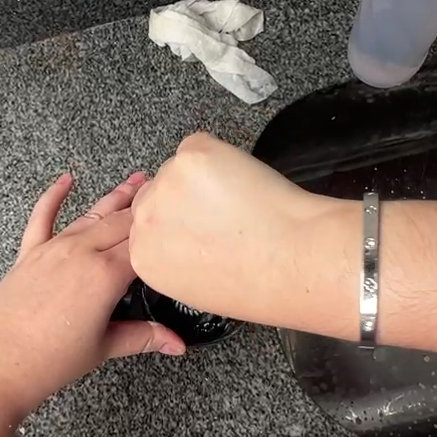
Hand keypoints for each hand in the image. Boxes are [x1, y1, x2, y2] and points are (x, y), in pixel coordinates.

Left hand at [0, 171, 184, 416]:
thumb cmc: (47, 361)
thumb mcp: (104, 347)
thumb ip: (144, 338)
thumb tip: (175, 344)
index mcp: (105, 275)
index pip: (143, 245)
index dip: (163, 232)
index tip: (179, 223)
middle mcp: (80, 253)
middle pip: (122, 222)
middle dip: (146, 207)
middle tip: (167, 194)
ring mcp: (54, 249)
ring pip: (92, 214)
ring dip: (116, 196)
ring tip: (136, 180)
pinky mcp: (30, 254)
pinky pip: (43, 216)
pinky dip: (54, 195)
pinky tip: (66, 180)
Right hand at [130, 133, 351, 332]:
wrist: (292, 260)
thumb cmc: (258, 283)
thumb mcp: (198, 290)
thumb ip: (174, 260)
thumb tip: (182, 238)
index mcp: (144, 258)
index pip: (145, 227)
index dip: (175, 223)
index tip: (195, 224)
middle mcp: (145, 220)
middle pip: (154, 194)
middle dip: (181, 200)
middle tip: (220, 212)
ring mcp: (167, 183)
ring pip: (178, 169)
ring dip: (202, 178)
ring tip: (238, 202)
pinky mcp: (192, 156)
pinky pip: (199, 146)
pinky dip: (219, 157)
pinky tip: (242, 183)